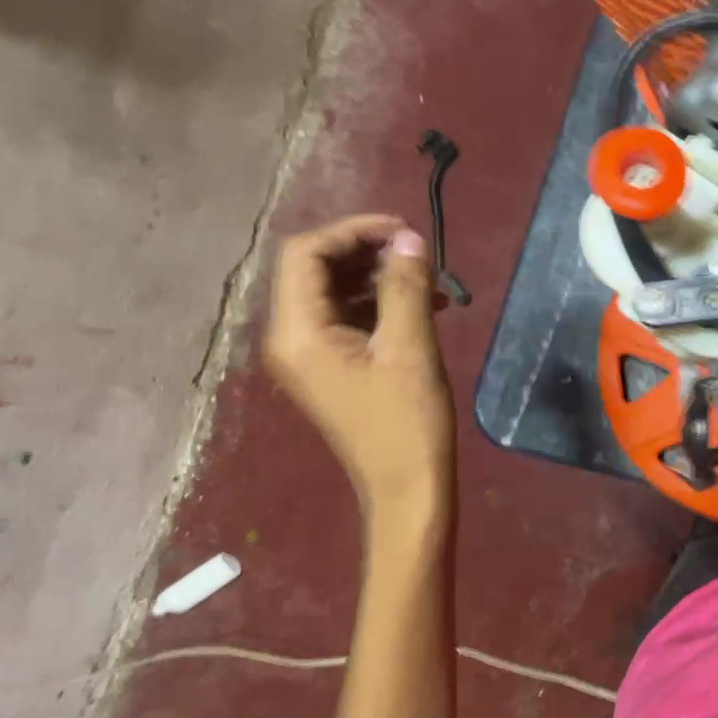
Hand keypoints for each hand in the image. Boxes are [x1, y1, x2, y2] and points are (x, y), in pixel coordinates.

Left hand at [264, 215, 454, 538]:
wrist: (407, 485)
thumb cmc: (407, 419)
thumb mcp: (410, 347)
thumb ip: (405, 288)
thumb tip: (408, 239)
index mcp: (297, 332)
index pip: (305, 255)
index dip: (352, 232)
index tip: (405, 232)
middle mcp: (290, 338)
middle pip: (313, 269)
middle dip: (365, 251)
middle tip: (418, 251)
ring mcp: (308, 355)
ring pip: (332, 292)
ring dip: (376, 276)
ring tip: (427, 278)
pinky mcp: (331, 367)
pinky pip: (346, 318)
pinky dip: (379, 303)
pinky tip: (423, 306)